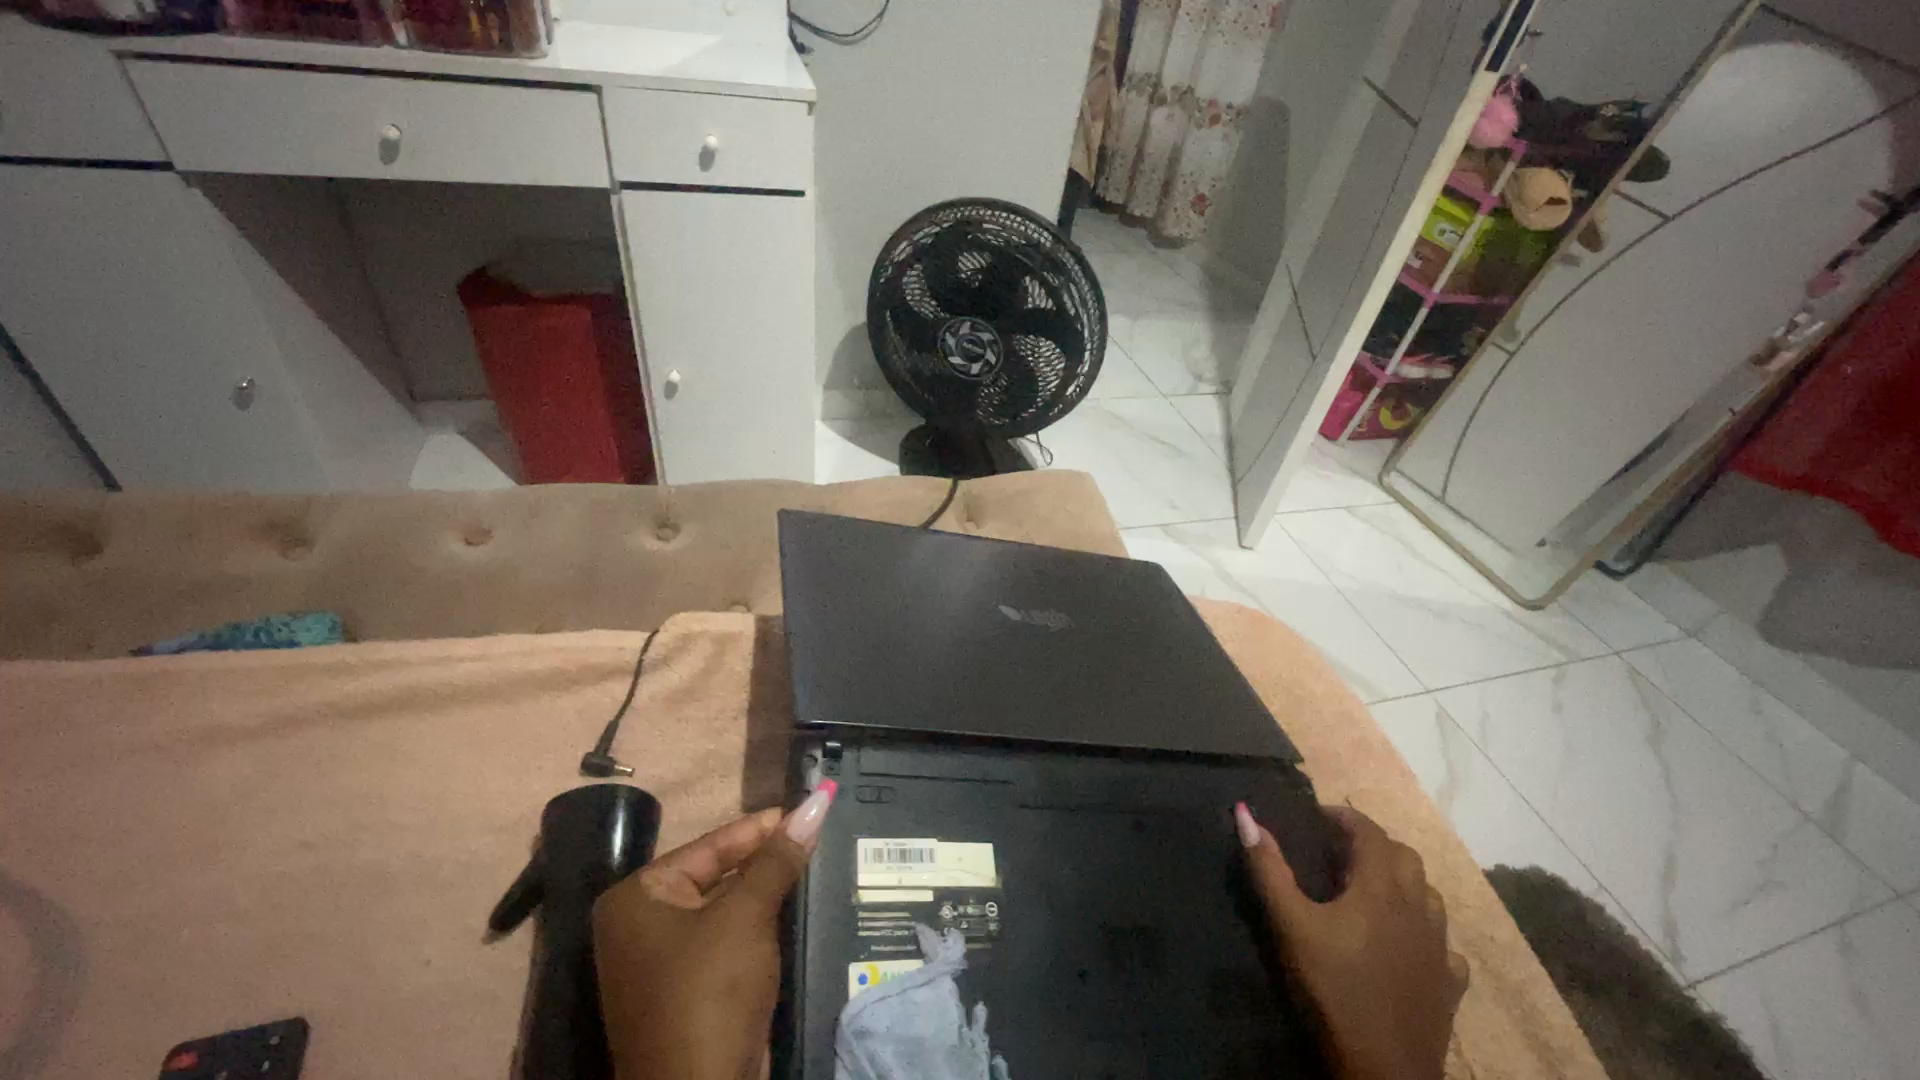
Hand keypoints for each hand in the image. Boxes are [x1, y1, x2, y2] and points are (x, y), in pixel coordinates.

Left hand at [593, 782, 836, 1079]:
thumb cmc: (710, 991)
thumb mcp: (747, 915)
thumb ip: (778, 859)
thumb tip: (816, 803)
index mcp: (636, 897)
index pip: (709, 846)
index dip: (761, 827)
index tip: (805, 809)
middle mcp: (639, 924)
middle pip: (715, 874)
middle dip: (765, 859)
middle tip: (814, 835)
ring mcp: (660, 962)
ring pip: (724, 909)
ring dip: (766, 891)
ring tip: (812, 863)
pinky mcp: (685, 991)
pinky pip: (725, 941)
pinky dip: (758, 925)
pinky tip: (794, 910)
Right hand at [1236, 802, 1467, 1079]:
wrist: (1383, 1066)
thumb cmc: (1332, 987)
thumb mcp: (1290, 925)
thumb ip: (1268, 868)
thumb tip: (1245, 813)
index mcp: (1381, 889)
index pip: (1371, 832)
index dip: (1346, 817)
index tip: (1319, 816)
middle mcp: (1418, 908)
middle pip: (1405, 857)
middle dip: (1374, 845)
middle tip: (1339, 853)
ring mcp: (1440, 946)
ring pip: (1428, 895)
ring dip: (1401, 882)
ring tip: (1369, 892)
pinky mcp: (1450, 982)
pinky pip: (1442, 942)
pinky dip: (1422, 930)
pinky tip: (1403, 944)